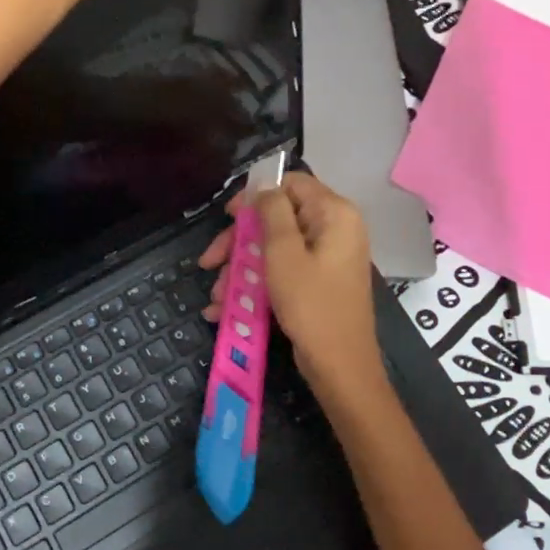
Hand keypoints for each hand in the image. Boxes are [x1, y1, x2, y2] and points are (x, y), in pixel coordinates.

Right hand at [199, 173, 383, 396]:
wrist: (340, 366)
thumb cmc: (311, 304)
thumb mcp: (283, 253)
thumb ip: (272, 212)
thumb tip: (264, 186)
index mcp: (334, 213)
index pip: (291, 183)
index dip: (256, 195)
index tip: (228, 217)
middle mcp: (335, 229)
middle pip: (277, 219)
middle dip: (239, 243)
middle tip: (209, 262)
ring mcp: (327, 258)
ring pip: (274, 250)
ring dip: (241, 270)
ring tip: (217, 298)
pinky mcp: (319, 283)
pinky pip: (283, 272)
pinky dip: (257, 285)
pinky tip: (227, 309)